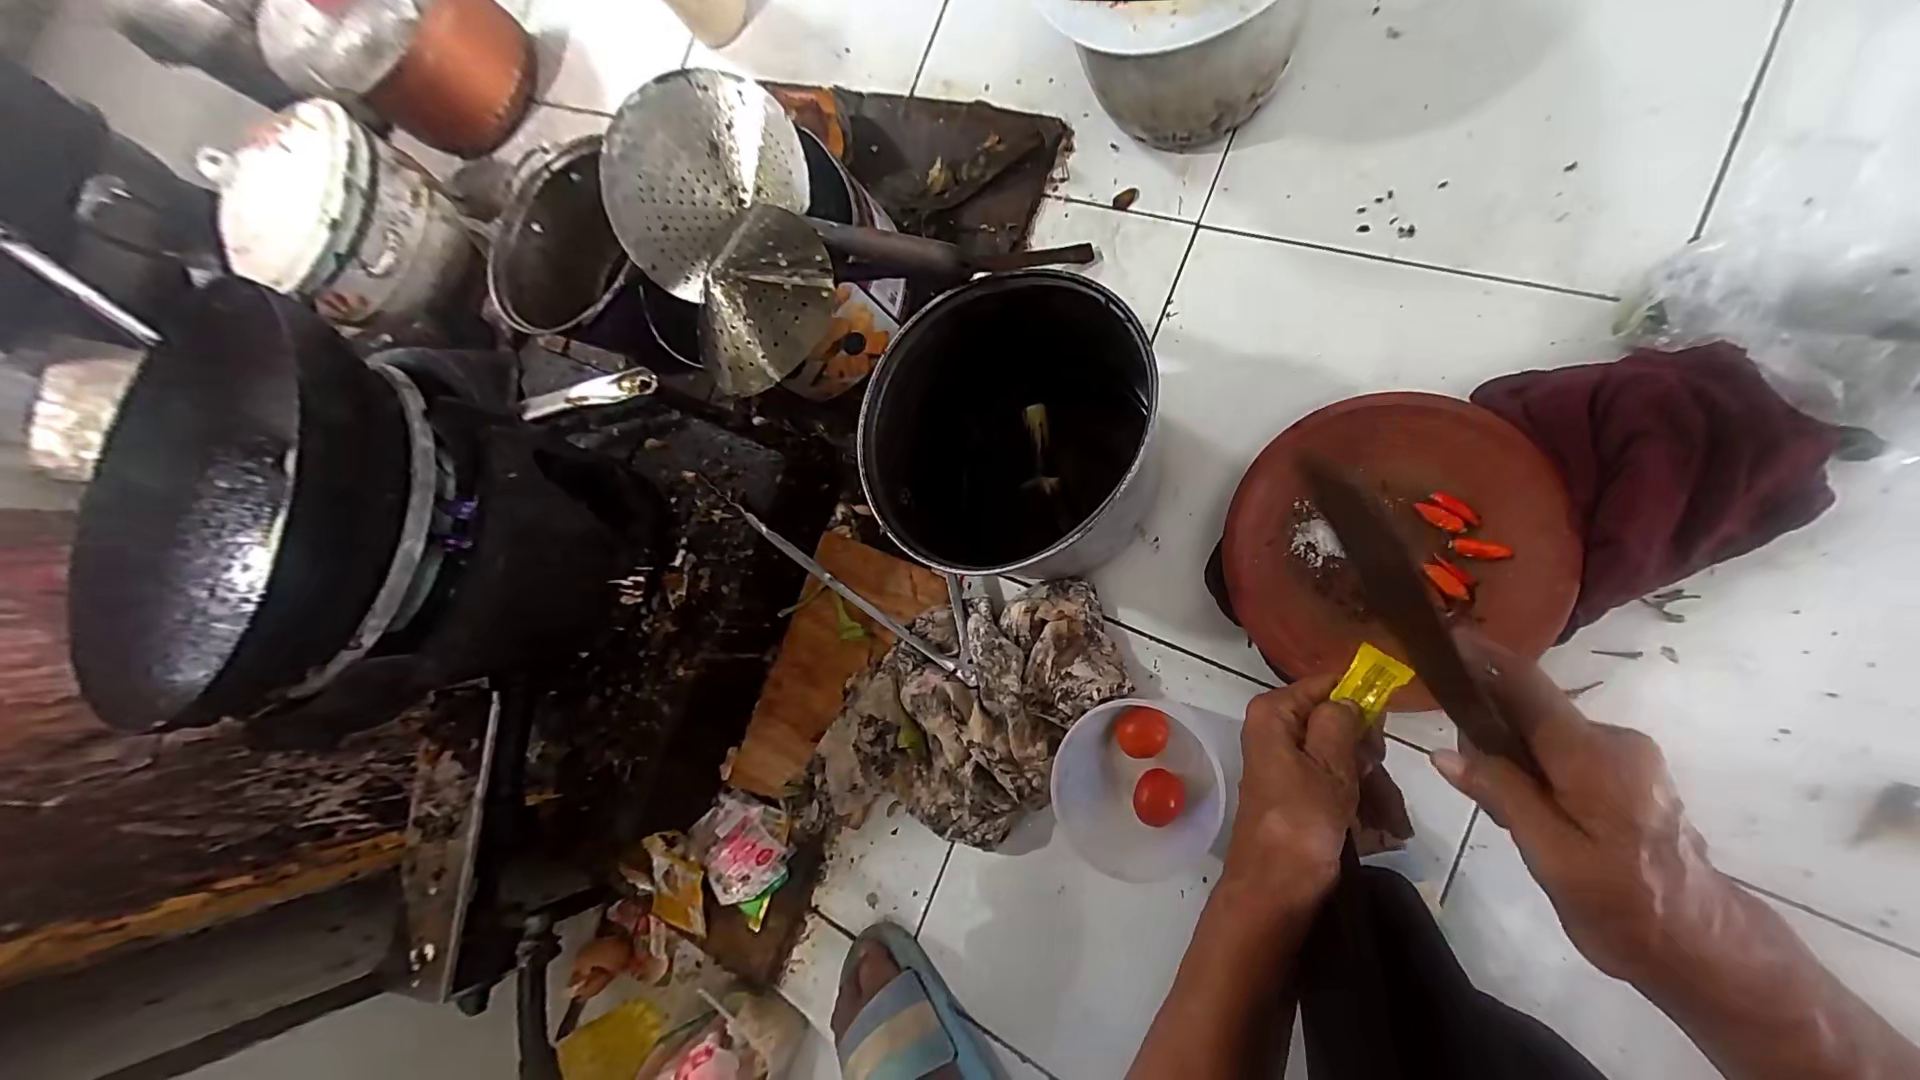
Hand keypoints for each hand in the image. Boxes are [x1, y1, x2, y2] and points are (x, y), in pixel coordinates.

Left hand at [1221, 673, 1370, 911]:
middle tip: (1378, 781)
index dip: (1361, 697)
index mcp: (1274, 715)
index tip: (1392, 719)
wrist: (1276, 887)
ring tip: (1389, 822)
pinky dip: (1363, 806)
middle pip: (1339, 724)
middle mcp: (1277, 731)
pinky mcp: (1301, 793)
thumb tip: (1348, 696)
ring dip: (1374, 789)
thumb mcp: (1328, 767)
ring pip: (1346, 759)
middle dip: (1368, 756)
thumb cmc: (1300, 822)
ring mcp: (1289, 764)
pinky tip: (1383, 832)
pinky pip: (1340, 786)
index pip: (1324, 685)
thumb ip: (1340, 724)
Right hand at [1432, 630, 1735, 984]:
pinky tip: (1529, 809)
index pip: (1526, 686)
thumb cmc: (1625, 904)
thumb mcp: (1550, 855)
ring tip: (1506, 810)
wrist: (1708, 954)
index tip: (1440, 634)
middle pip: (1526, 711)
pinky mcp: (1627, 773)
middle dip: (1485, 729)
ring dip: (1508, 755)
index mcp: (1593, 754)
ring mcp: (1625, 756)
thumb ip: (1500, 795)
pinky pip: (1559, 750)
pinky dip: (1530, 766)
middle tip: (1468, 779)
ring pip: (1539, 734)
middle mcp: (1614, 741)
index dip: (1482, 657)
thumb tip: (1445, 753)